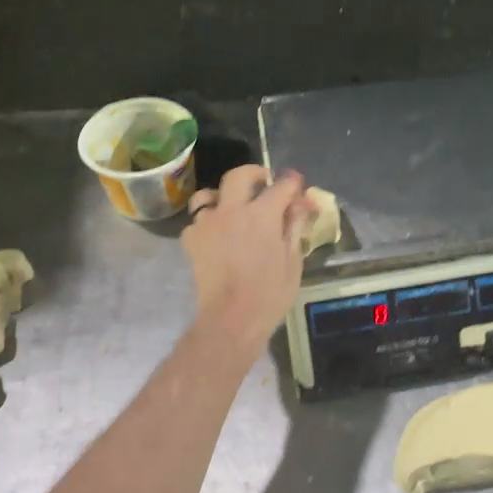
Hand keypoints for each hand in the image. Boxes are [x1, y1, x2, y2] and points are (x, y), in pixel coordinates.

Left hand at [181, 165, 314, 351]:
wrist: (230, 318)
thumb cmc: (270, 293)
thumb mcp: (292, 260)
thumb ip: (294, 226)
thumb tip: (300, 204)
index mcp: (262, 214)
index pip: (281, 185)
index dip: (293, 183)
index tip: (298, 186)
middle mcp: (232, 210)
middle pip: (239, 176)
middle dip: (255, 174)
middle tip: (264, 183)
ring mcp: (207, 223)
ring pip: (209, 195)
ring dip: (223, 196)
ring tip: (232, 208)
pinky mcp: (191, 240)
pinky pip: (198, 221)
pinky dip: (208, 223)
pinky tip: (217, 236)